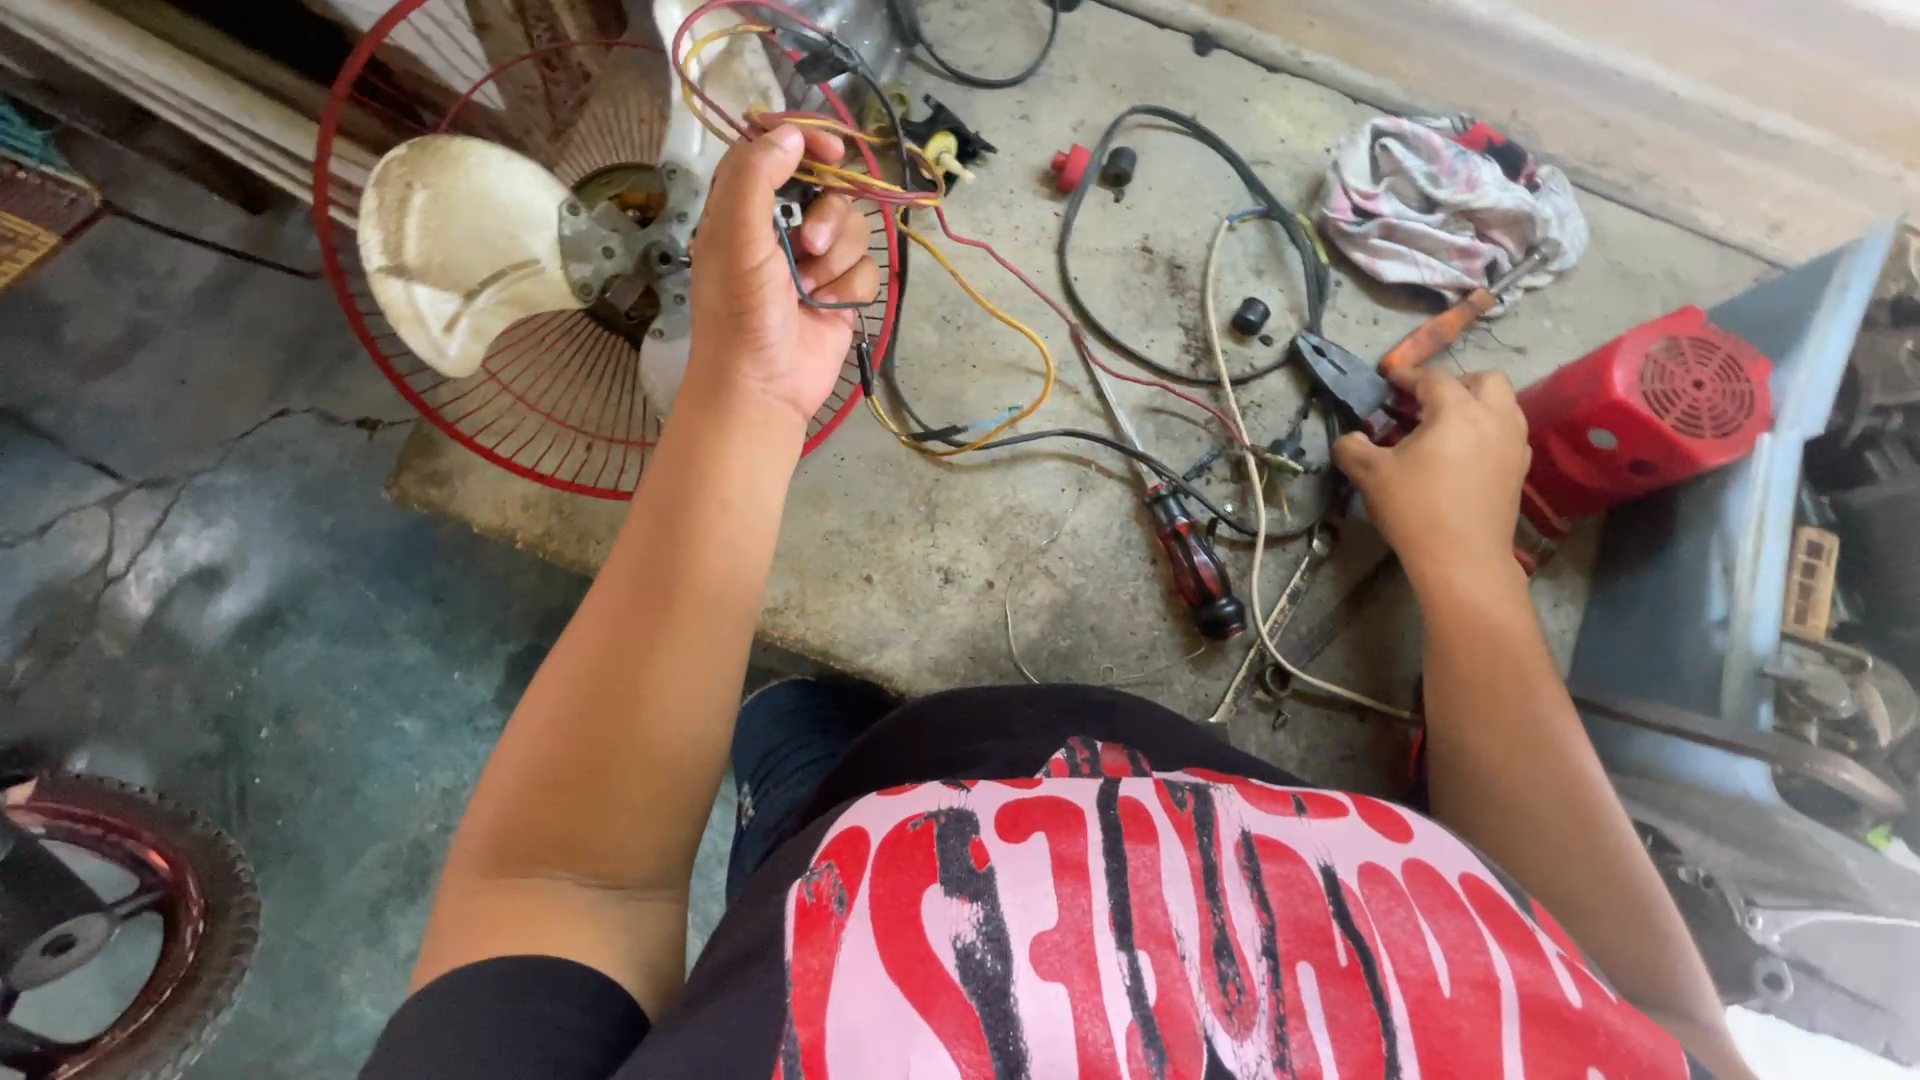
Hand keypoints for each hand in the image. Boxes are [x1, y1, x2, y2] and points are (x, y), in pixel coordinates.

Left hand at [687, 124, 880, 424]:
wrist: (764, 386)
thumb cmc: (740, 313)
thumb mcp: (735, 236)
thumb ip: (756, 176)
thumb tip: (789, 134)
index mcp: (744, 210)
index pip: (776, 152)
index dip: (804, 142)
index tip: (831, 150)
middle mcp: (781, 231)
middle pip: (827, 190)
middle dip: (827, 215)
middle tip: (808, 244)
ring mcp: (814, 265)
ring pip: (853, 230)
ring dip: (837, 258)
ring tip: (812, 289)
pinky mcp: (839, 295)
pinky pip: (865, 270)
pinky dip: (849, 288)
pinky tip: (828, 308)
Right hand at [1332, 367, 1531, 587]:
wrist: (1461, 557)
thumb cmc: (1414, 508)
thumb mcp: (1369, 474)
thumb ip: (1352, 447)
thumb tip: (1351, 437)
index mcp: (1456, 411)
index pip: (1433, 379)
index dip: (1408, 376)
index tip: (1389, 379)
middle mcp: (1493, 418)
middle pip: (1485, 380)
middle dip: (1455, 382)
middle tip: (1426, 401)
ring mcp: (1513, 443)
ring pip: (1502, 404)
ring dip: (1475, 404)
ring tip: (1445, 425)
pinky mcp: (1518, 468)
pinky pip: (1506, 432)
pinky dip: (1486, 430)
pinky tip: (1463, 452)